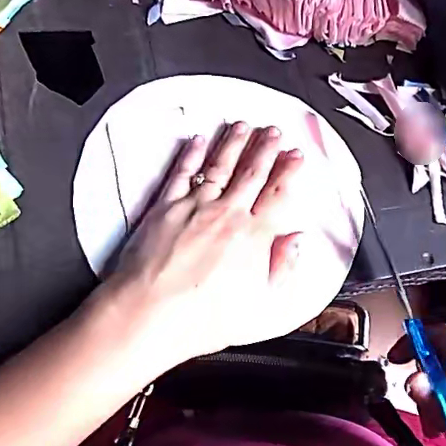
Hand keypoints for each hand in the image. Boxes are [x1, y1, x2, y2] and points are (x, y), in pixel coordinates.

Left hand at [92, 122, 306, 371]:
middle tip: (274, 131)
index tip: (295, 155)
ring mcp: (194, 207)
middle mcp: (226, 215)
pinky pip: (181, 173)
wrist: (149, 314)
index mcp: (253, 238)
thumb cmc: (198, 319)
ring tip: (243, 126)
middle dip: (265, 147)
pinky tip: (198, 141)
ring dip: (233, 143)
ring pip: (219, 166)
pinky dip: (191, 154)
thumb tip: (296, 242)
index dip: (289, 171)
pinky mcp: (164, 208)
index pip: (278, 194)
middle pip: (252, 172)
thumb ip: (282, 269)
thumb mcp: (260, 306)